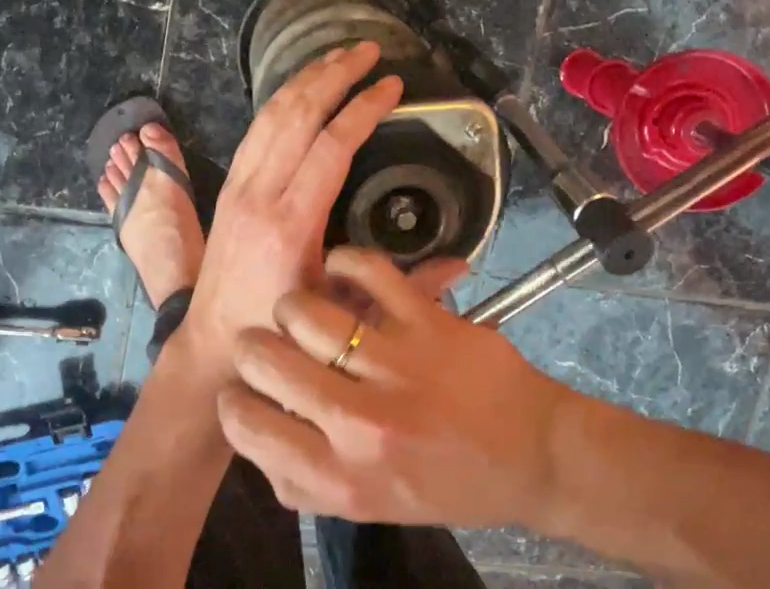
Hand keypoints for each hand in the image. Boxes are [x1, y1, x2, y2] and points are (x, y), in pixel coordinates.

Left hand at [172, 41, 401, 372]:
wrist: (214, 349)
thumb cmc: (285, 335)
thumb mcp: (347, 314)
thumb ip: (405, 287)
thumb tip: (463, 263)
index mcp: (292, 224)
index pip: (330, 146)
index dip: (362, 108)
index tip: (392, 85)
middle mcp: (260, 196)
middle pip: (296, 115)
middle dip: (334, 75)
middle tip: (368, 49)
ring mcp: (238, 188)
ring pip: (270, 115)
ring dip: (305, 78)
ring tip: (338, 55)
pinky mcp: (228, 189)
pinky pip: (255, 129)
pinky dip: (280, 100)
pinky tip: (301, 88)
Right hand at [217, 246, 570, 527]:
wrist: (535, 456)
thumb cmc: (448, 485)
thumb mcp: (370, 507)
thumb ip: (306, 482)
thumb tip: (258, 435)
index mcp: (342, 479)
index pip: (246, 425)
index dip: (234, 399)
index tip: (244, 387)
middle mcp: (360, 425)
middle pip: (265, 359)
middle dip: (255, 345)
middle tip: (271, 342)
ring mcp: (395, 367)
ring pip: (304, 310)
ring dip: (295, 304)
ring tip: (306, 310)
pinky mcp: (426, 322)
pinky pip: (363, 270)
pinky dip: (343, 262)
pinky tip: (342, 274)